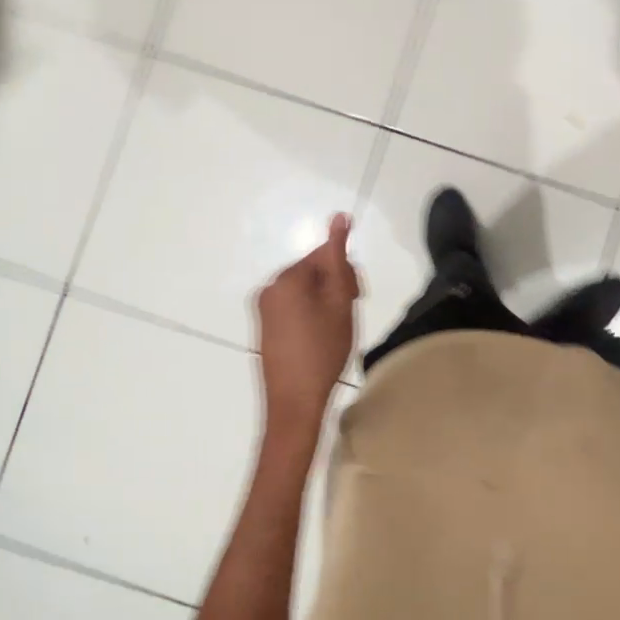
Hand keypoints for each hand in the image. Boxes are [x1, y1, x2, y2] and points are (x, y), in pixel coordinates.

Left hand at [255, 214, 360, 430]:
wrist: (294, 404)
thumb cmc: (323, 350)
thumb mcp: (340, 300)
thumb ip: (339, 256)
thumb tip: (339, 215)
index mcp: (286, 277)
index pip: (326, 256)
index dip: (346, 276)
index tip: (356, 300)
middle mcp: (269, 287)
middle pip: (315, 271)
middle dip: (336, 288)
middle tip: (347, 318)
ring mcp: (263, 309)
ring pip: (306, 291)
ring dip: (325, 303)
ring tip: (335, 332)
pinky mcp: (264, 327)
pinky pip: (294, 307)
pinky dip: (311, 316)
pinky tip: (320, 339)